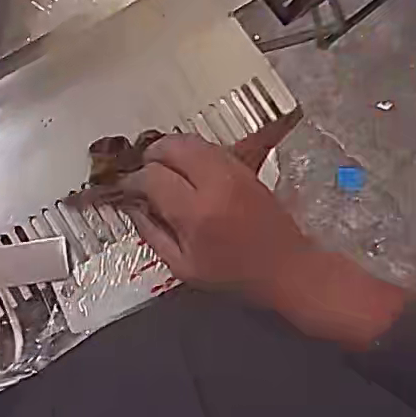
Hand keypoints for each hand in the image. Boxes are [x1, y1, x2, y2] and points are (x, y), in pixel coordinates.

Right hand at [120, 135, 408, 348]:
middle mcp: (214, 183)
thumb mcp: (182, 267)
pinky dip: (190, 152)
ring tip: (161, 170)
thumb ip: (151, 233)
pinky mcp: (244, 167)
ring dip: (170, 151)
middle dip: (150, 156)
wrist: (289, 269)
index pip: (151, 177)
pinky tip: (186, 170)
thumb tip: (132, 206)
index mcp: (196, 212)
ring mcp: (233, 170)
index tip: (126, 189)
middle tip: (143, 174)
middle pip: (170, 146)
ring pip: (190, 140)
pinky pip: (208, 147)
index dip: (132, 181)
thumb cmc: (234, 276)